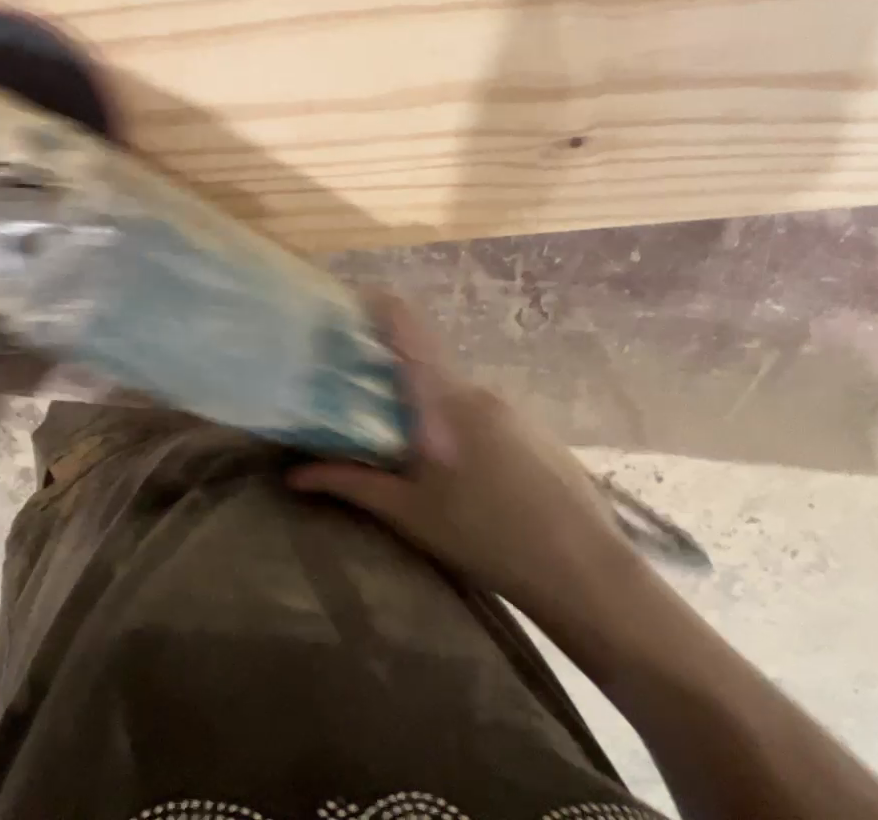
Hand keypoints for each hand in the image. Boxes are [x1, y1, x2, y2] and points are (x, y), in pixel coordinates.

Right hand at [287, 295, 639, 611]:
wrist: (583, 570)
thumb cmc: (484, 536)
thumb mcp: (408, 512)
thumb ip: (350, 483)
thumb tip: (293, 474)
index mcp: (443, 399)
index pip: (407, 326)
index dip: (375, 306)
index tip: (344, 309)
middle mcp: (479, 391)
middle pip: (424, 365)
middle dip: (389, 378)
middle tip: (354, 406)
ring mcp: (513, 409)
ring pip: (452, 394)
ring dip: (424, 410)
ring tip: (402, 450)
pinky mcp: (535, 431)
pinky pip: (481, 414)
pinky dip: (457, 427)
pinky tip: (458, 474)